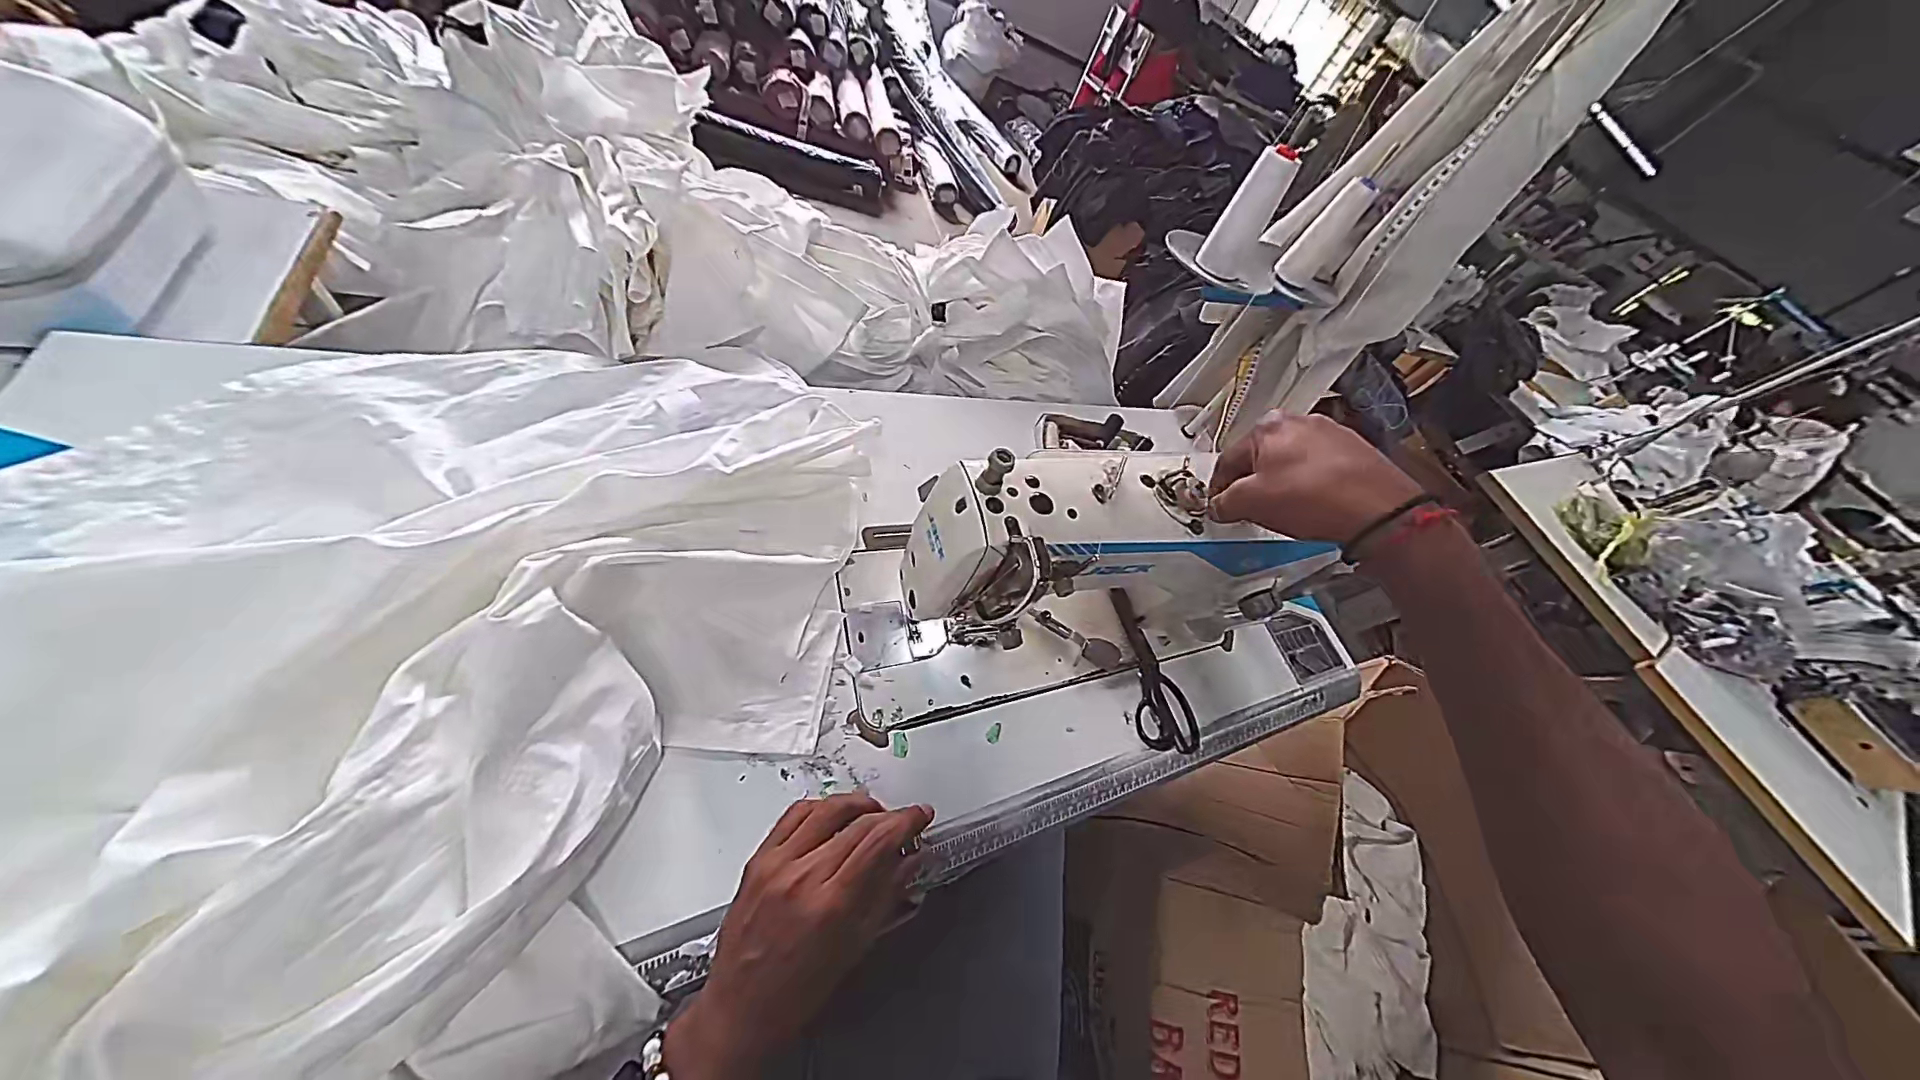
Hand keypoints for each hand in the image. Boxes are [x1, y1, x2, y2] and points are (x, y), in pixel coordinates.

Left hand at [663, 794, 933, 1078]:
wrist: (740, 1010)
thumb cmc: (794, 993)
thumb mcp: (855, 947)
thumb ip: (887, 896)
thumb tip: (910, 861)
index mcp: (831, 905)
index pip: (879, 840)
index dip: (907, 821)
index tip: (919, 816)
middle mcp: (801, 877)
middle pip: (858, 822)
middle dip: (889, 815)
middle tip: (902, 821)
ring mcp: (776, 865)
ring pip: (826, 808)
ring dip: (857, 804)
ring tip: (871, 813)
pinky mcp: (757, 860)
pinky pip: (793, 815)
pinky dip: (820, 807)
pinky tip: (832, 814)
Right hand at [1209, 412, 1422, 543]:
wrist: (1378, 510)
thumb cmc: (1316, 499)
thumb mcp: (1251, 504)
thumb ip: (1224, 502)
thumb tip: (1219, 504)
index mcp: (1268, 427)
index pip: (1228, 460)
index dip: (1219, 487)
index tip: (1220, 504)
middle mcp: (1300, 422)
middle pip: (1260, 457)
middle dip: (1252, 483)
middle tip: (1251, 509)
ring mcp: (1330, 434)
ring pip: (1289, 461)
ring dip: (1282, 483)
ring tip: (1285, 510)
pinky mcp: (1353, 450)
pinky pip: (1317, 468)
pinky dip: (1309, 485)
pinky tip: (1312, 505)